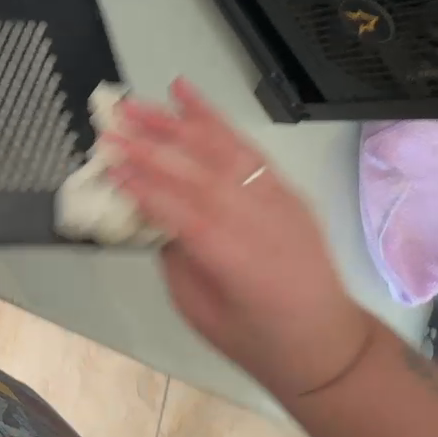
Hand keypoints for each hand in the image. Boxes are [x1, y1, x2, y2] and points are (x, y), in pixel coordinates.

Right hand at [105, 78, 372, 397]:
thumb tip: (145, 206)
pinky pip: (244, 145)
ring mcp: (278, 200)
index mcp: (240, 265)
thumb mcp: (199, 309)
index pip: (185, 215)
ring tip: (134, 103)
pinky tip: (182, 91)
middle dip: (151, 149)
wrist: (328, 345)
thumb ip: (173, 252)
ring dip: (173, 122)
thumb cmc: (255, 338)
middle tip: (111, 128)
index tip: (110, 167)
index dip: (145, 189)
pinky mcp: (283, 186)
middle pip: (200, 175)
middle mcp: (263, 225)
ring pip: (221, 150)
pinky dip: (211, 116)